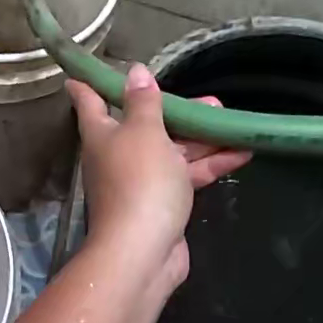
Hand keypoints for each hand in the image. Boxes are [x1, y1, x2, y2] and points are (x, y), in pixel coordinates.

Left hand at [68, 64, 250, 286]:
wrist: (144, 250)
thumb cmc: (139, 181)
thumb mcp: (144, 131)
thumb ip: (144, 102)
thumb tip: (135, 72)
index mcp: (103, 135)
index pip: (90, 102)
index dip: (89, 84)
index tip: (80, 72)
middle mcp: (118, 156)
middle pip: (146, 125)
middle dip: (177, 112)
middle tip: (212, 102)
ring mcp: (141, 182)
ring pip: (172, 152)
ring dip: (201, 137)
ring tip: (231, 122)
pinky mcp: (163, 205)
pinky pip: (186, 177)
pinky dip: (210, 164)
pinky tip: (242, 152)